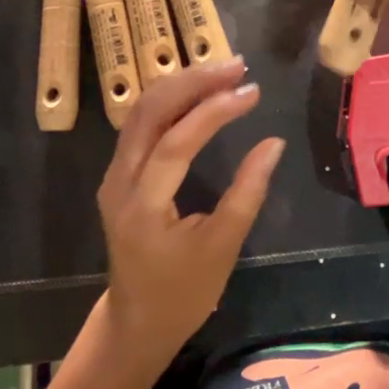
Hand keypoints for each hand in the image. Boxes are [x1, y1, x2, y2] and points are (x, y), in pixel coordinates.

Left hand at [97, 58, 284, 365]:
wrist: (138, 321)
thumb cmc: (184, 292)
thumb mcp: (222, 248)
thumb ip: (247, 193)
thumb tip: (274, 143)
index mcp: (142, 205)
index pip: (176, 142)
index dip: (214, 111)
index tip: (251, 92)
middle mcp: (119, 180)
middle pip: (149, 111)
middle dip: (193, 81)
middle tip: (236, 66)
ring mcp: (114, 173)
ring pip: (141, 110)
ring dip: (181, 85)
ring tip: (222, 72)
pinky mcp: (119, 172)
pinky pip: (140, 123)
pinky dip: (170, 100)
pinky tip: (198, 91)